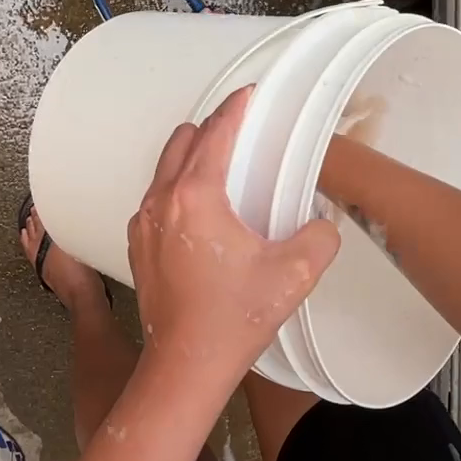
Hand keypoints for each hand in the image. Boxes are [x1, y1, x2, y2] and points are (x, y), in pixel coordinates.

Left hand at [127, 86, 340, 379]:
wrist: (184, 366)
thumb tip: (322, 224)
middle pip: (183, 140)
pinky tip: (200, 208)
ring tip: (222, 166)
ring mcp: (143, 222)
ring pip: (165, 167)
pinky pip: (155, 196)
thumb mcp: (293, 274)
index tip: (249, 94)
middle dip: (212, 127)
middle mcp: (162, 201)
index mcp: (196, 196)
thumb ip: (320, 238)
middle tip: (241, 130)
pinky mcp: (137, 244)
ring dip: (191, 155)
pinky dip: (176, 186)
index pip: (216, 133)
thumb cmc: (233, 319)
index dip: (236, 109)